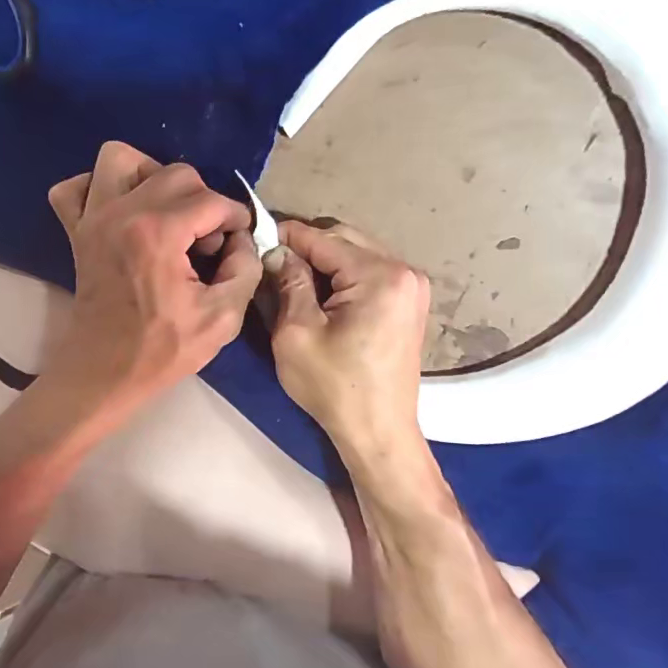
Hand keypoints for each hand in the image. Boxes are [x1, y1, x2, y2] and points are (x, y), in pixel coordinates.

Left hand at [44, 142, 259, 415]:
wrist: (104, 372)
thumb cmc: (162, 349)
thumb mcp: (223, 318)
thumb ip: (245, 269)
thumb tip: (243, 240)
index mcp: (158, 233)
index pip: (211, 200)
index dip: (235, 218)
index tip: (239, 240)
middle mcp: (121, 212)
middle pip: (175, 173)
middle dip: (202, 199)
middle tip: (205, 238)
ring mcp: (92, 218)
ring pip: (119, 158)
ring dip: (150, 175)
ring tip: (166, 211)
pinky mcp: (75, 230)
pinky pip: (73, 188)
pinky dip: (96, 189)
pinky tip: (120, 210)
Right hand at [266, 220, 429, 444]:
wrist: (379, 432)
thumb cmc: (334, 387)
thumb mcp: (296, 332)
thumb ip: (289, 282)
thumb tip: (277, 251)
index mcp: (379, 276)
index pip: (323, 238)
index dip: (286, 235)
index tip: (256, 235)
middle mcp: (404, 271)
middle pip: (344, 238)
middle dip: (306, 245)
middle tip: (271, 260)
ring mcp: (412, 286)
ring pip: (357, 252)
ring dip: (324, 259)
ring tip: (291, 275)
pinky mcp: (409, 301)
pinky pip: (370, 270)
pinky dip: (342, 273)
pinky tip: (319, 291)